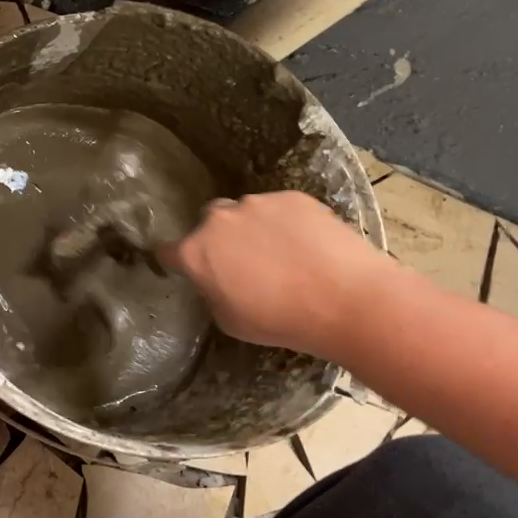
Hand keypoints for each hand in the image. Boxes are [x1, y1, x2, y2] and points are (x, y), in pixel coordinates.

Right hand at [157, 191, 407, 358]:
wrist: (349, 302)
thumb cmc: (283, 321)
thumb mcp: (229, 321)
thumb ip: (212, 293)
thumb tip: (217, 282)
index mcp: (195, 252)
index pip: (168, 250)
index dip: (177, 261)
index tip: (189, 269)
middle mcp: (218, 220)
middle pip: (208, 223)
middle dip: (220, 239)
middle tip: (246, 264)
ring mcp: (256, 203)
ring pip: (245, 212)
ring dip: (255, 228)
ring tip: (285, 254)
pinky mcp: (292, 197)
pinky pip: (281, 208)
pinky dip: (288, 222)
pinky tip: (309, 246)